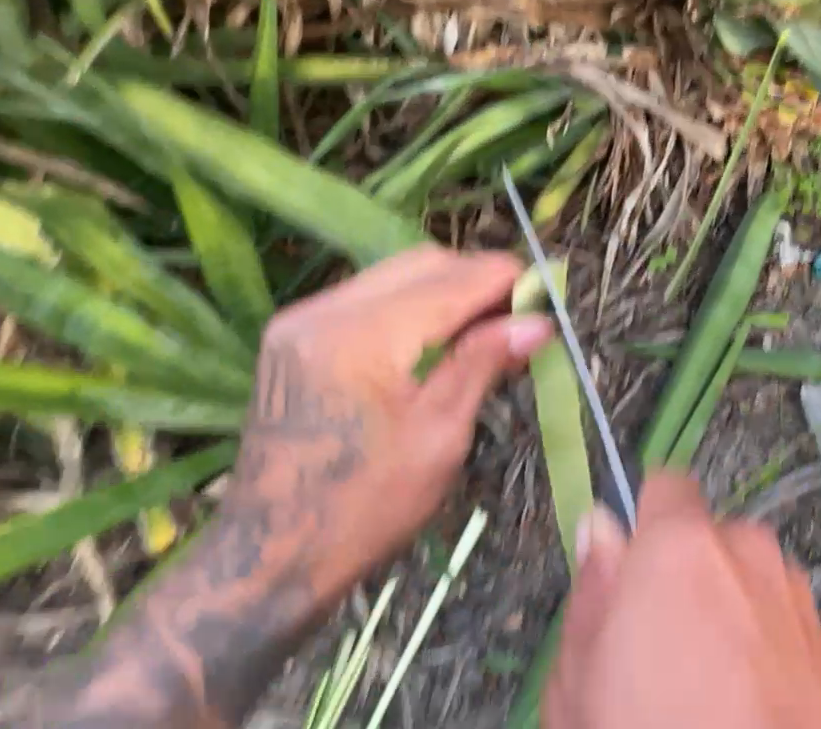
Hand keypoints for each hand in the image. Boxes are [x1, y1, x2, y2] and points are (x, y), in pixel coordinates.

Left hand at [0, 247, 553, 728]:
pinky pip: (372, 295)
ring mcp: (301, 320)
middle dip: (482, 279)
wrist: (269, 558)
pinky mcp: (294, 336)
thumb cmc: (366, 506)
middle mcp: (323, 312)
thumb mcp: (441, 434)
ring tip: (489, 329)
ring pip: (399, 272)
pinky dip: (415, 304)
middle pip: (426, 262)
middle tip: (523, 317)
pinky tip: (441, 338)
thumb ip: (484, 362)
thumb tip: (541, 321)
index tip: (551, 297)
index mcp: (361, 336)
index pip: (456, 279)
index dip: (511, 282)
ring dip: (450, 289)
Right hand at [544, 475, 820, 728]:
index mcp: (683, 547)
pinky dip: (762, 643)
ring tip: (704, 690)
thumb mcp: (579, 680)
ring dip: (726, 612)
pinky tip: (745, 705)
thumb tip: (600, 528)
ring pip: (746, 581)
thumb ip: (593, 589)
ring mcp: (794, 591)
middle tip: (655, 652)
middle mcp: (748, 549)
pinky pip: (779, 617)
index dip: (643, 522)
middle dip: (683, 577)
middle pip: (707, 540)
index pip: (665, 486)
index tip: (628, 569)